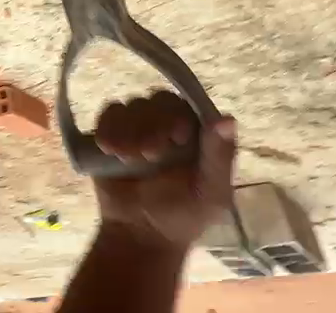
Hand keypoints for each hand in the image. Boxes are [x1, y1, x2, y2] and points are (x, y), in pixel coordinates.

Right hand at [91, 91, 237, 248]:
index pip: (186, 105)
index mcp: (195, 134)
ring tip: (127, 160)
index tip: (175, 139)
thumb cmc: (181, 216)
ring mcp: (137, 125)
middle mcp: (166, 124)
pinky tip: (110, 151)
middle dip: (150, 127)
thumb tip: (228, 118)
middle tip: (148, 156)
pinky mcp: (111, 130)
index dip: (177, 116)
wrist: (138, 234)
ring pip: (130, 107)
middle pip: (156, 101)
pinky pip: (108, 113)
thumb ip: (219, 156)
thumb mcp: (209, 193)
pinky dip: (108, 129)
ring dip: (127, 132)